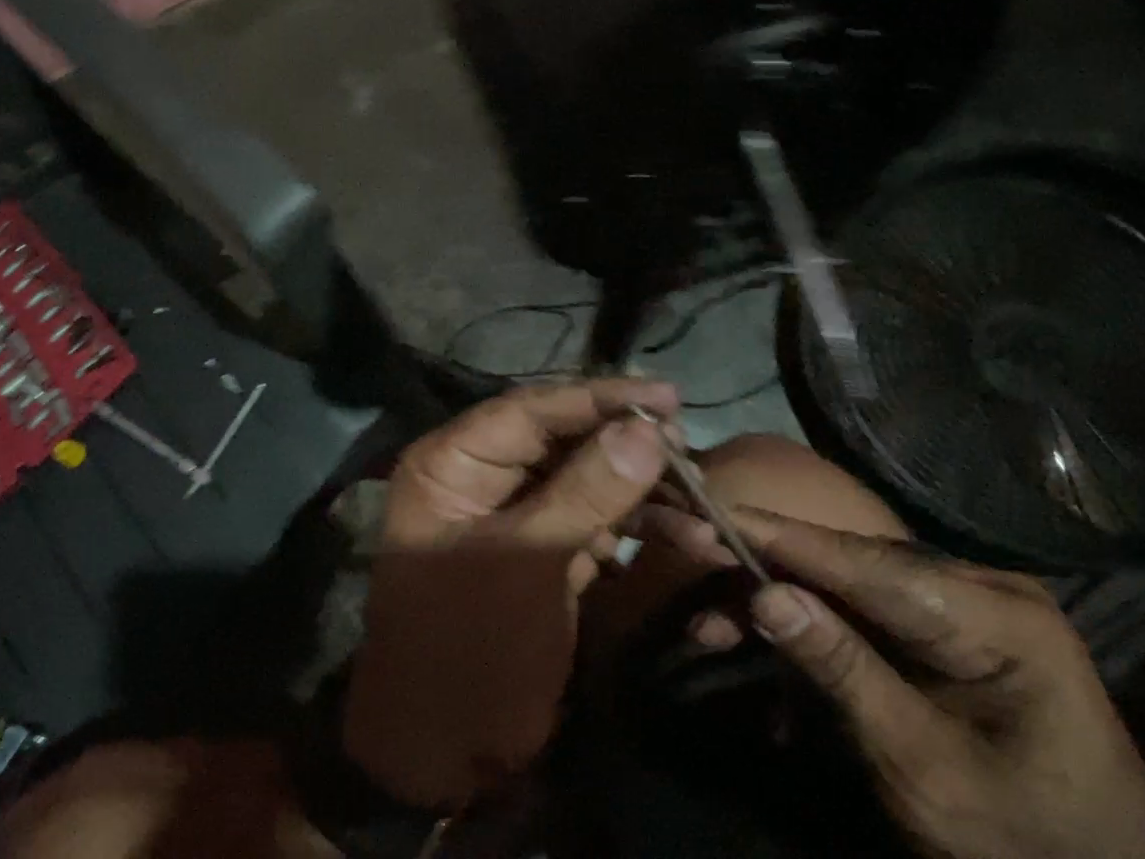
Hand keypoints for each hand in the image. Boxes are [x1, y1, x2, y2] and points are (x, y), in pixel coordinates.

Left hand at [342, 380, 674, 809]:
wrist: (442, 747)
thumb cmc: (467, 644)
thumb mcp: (523, 562)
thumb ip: (585, 492)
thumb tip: (646, 430)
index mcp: (451, 465)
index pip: (530, 410)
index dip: (598, 399)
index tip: (670, 398)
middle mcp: (479, 481)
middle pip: (561, 441)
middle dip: (626, 444)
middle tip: (690, 447)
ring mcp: (513, 521)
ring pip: (584, 483)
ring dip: (642, 490)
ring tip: (702, 497)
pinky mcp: (543, 558)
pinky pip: (595, 525)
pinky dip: (637, 528)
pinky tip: (688, 535)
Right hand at [731, 507, 1144, 858]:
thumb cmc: (1020, 831)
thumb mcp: (922, 763)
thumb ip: (843, 671)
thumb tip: (765, 595)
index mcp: (995, 618)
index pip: (865, 562)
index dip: (778, 536)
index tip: (706, 510)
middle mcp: (977, 589)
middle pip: (843, 563)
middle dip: (758, 567)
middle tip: (681, 554)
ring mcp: (958, 606)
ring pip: (839, 584)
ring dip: (771, 604)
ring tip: (704, 632)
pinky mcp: (938, 626)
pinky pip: (856, 611)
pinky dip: (804, 629)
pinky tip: (756, 649)